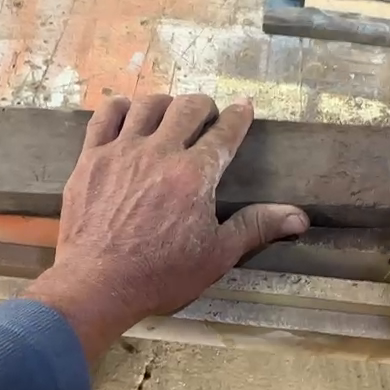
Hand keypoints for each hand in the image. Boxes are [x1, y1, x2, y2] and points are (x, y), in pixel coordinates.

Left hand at [25, 94, 309, 360]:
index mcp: (195, 175)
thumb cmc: (162, 275)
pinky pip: (106, 116)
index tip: (245, 106)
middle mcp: (160, 152)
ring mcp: (121, 151)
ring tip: (172, 114)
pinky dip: (122, 108)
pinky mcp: (90, 159)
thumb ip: (256, 227)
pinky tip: (130, 115)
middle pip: (187, 108)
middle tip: (209, 116)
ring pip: (148, 105)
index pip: (224, 132)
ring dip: (167, 104)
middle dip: (204, 105)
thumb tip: (299, 217)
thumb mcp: (217, 255)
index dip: (239, 116)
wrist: (98, 285)